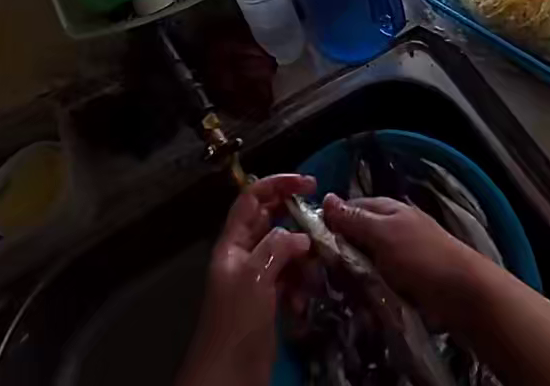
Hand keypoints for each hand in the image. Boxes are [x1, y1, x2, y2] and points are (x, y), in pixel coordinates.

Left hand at [178, 174, 314, 385]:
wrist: (227, 382)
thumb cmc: (235, 325)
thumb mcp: (254, 277)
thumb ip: (277, 246)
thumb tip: (301, 236)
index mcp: (233, 243)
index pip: (253, 197)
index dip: (279, 183)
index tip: (309, 183)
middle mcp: (245, 254)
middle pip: (272, 221)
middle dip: (297, 221)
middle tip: (322, 223)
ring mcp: (257, 277)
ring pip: (286, 248)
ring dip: (303, 257)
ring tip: (313, 273)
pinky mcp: (270, 298)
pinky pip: (291, 276)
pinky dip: (301, 283)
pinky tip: (304, 300)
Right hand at [321, 193, 486, 315]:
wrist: (460, 291)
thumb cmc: (421, 256)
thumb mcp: (383, 234)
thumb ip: (354, 219)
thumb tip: (326, 197)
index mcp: (385, 209)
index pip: (347, 210)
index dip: (328, 226)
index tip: (309, 249)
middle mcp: (388, 228)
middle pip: (351, 239)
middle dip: (338, 258)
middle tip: (326, 277)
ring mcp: (394, 255)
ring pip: (359, 264)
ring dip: (351, 279)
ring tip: (343, 292)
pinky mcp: (400, 280)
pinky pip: (372, 283)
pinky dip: (365, 292)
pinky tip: (361, 302)